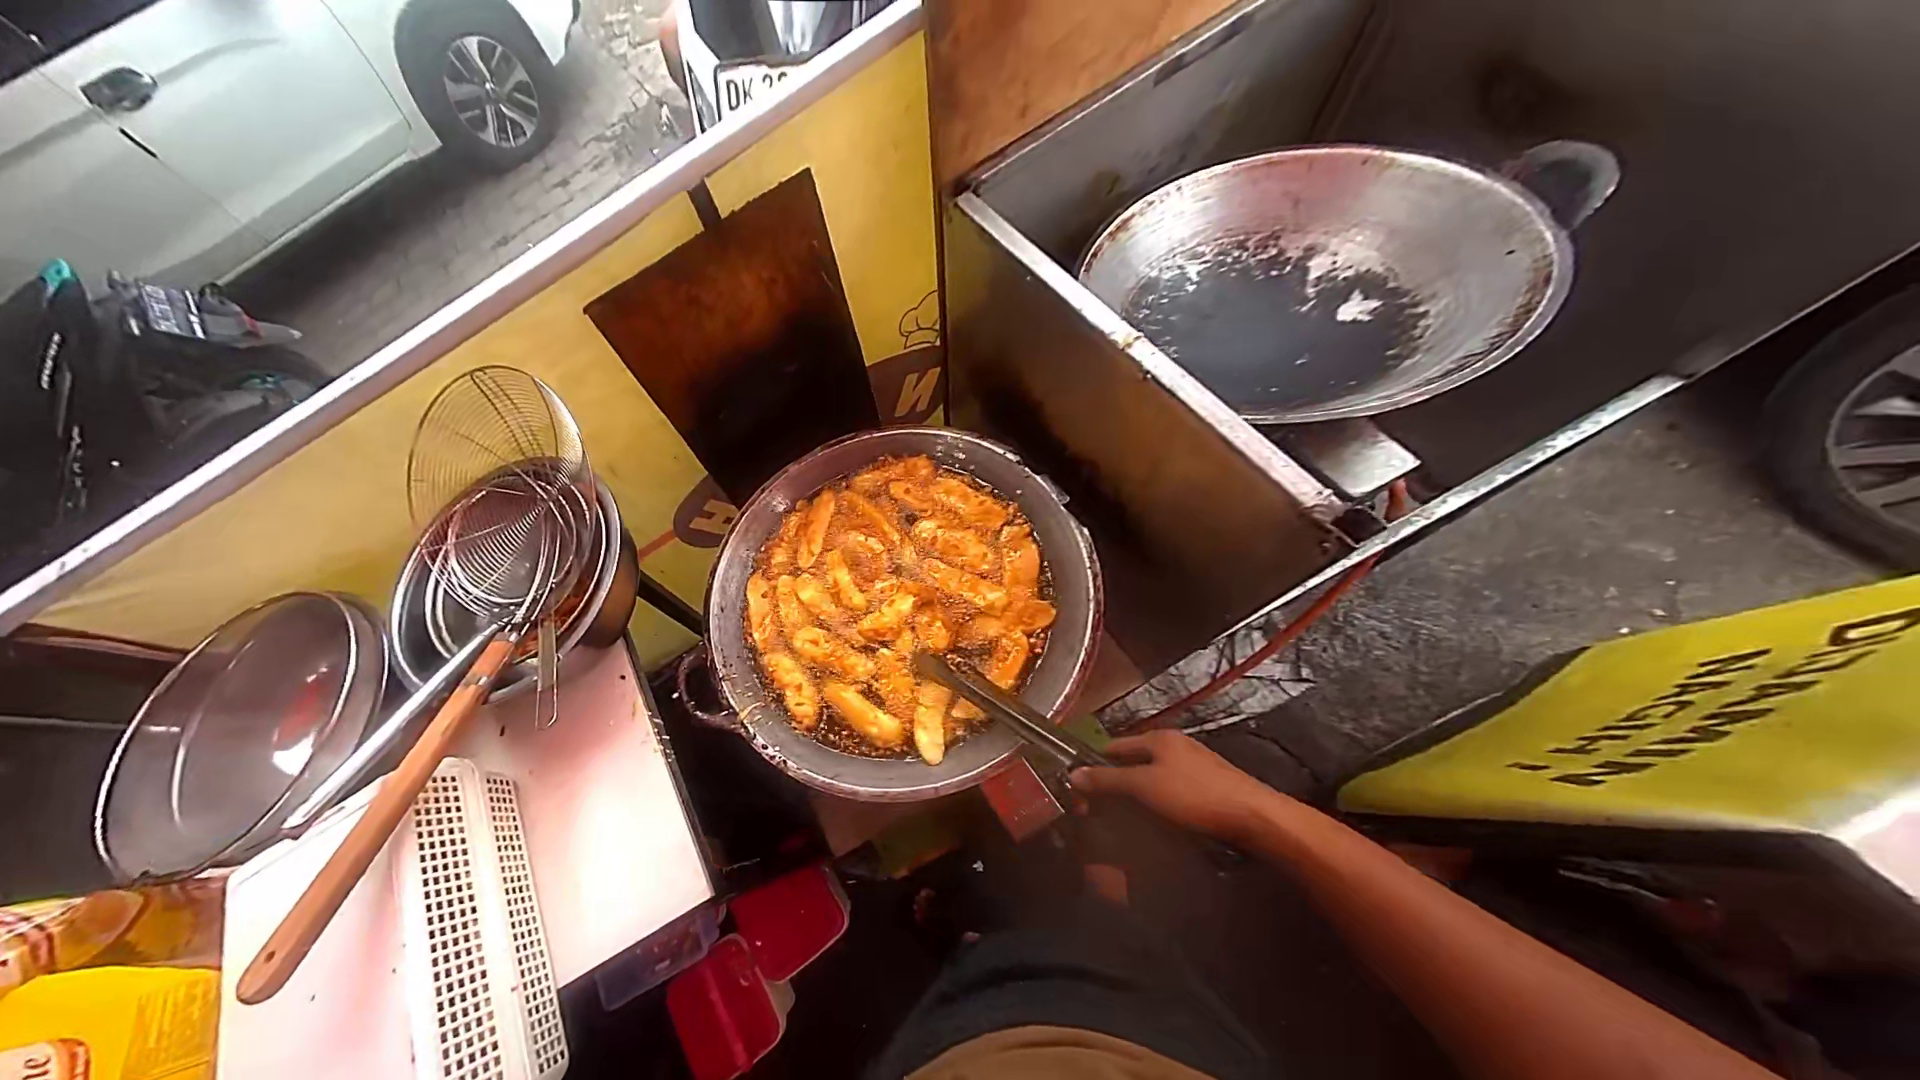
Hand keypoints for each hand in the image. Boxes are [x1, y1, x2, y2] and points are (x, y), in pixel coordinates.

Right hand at [1070, 730, 1289, 841]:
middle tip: (1098, 814)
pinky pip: (1169, 795)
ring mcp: (1193, 768)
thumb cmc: (1195, 796)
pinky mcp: (1207, 790)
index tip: (1080, 793)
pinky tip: (1154, 828)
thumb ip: (1108, 780)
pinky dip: (1157, 808)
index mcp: (1158, 738)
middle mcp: (1175, 747)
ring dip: (1136, 801)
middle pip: (1133, 765)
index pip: (1113, 747)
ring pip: (1151, 782)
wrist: (1255, 818)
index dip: (1094, 767)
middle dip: (1115, 788)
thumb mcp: (1145, 786)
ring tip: (1123, 825)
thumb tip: (1073, 774)